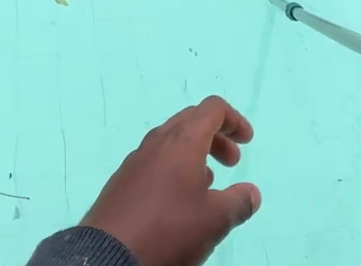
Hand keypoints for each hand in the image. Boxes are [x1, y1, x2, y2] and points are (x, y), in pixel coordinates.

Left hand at [83, 96, 261, 265]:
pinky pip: (155, 160)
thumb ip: (238, 203)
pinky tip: (178, 199)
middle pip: (192, 120)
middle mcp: (159, 140)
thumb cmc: (169, 229)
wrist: (108, 256)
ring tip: (208, 182)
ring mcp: (137, 158)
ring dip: (195, 153)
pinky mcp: (122, 179)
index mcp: (184, 139)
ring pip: (172, 140)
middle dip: (217, 135)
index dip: (235, 120)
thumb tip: (252, 193)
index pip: (213, 108)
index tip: (247, 142)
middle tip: (232, 162)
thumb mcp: (214, 221)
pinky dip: (174, 167)